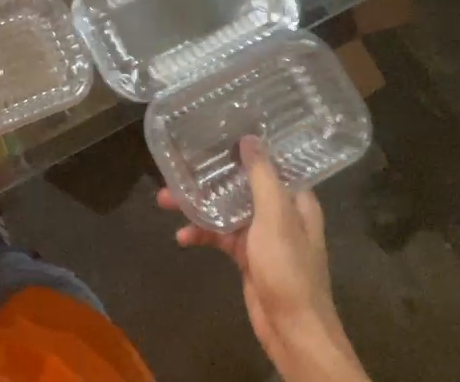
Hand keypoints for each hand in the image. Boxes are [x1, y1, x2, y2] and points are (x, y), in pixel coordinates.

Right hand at [159, 136, 368, 381]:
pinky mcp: (247, 256)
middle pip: (241, 185)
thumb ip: (262, 178)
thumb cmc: (288, 269)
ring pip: (225, 209)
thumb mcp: (274, 218)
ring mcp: (262, 236)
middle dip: (209, 176)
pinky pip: (220, 236)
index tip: (217, 129)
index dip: (247, 147)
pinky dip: (201, 234)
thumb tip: (250, 138)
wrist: (293, 330)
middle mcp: (280, 214)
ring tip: (164, 199)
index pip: (272, 164)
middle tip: (177, 164)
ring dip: (198, 205)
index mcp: (295, 201)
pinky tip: (181, 237)